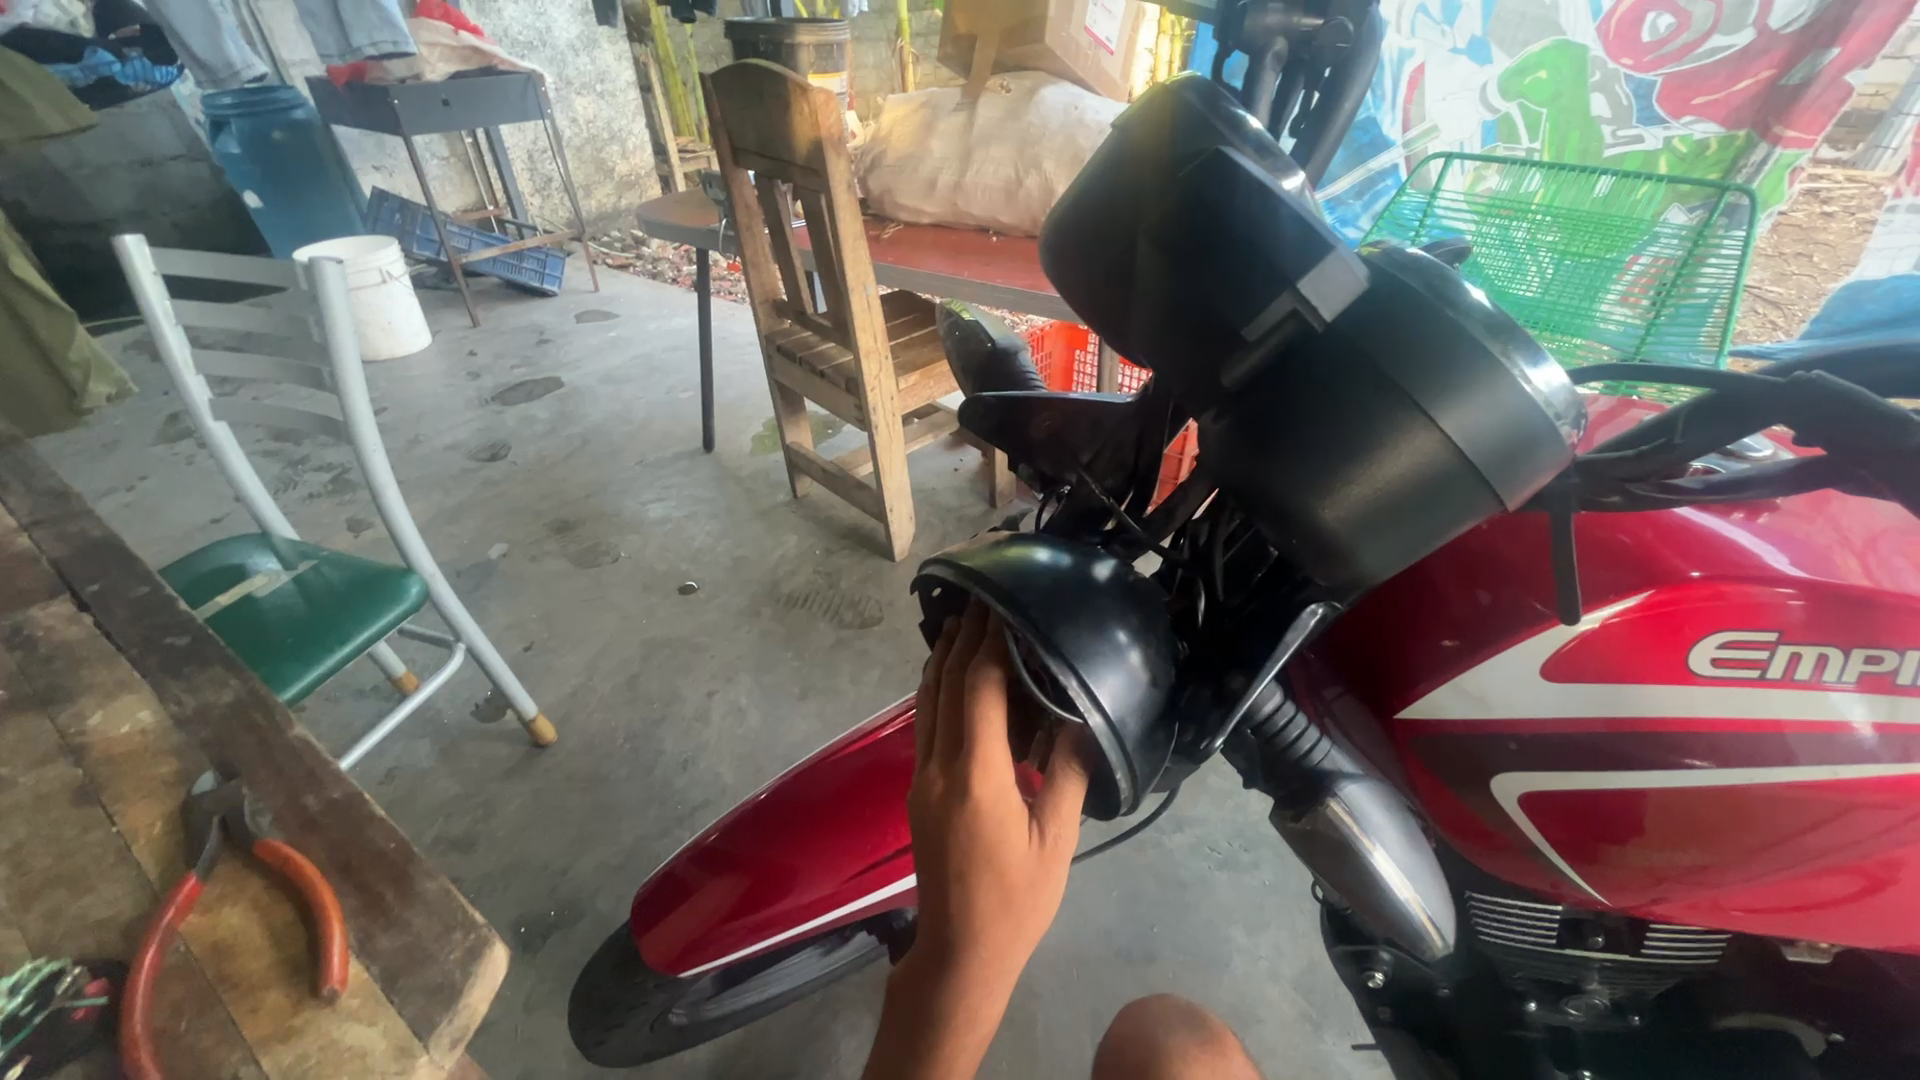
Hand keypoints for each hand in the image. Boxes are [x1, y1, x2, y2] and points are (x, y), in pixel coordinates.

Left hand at [862, 602, 1089, 1079]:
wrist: (960, 951)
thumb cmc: (1016, 901)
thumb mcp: (1054, 840)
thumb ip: (1067, 772)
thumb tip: (1078, 717)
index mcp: (975, 776)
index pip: (979, 690)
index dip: (990, 642)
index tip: (1002, 604)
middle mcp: (938, 766)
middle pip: (944, 684)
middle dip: (962, 636)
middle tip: (981, 595)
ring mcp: (921, 776)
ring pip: (926, 700)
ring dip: (943, 657)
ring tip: (962, 621)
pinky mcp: (917, 787)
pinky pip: (925, 721)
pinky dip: (938, 687)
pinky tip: (952, 676)